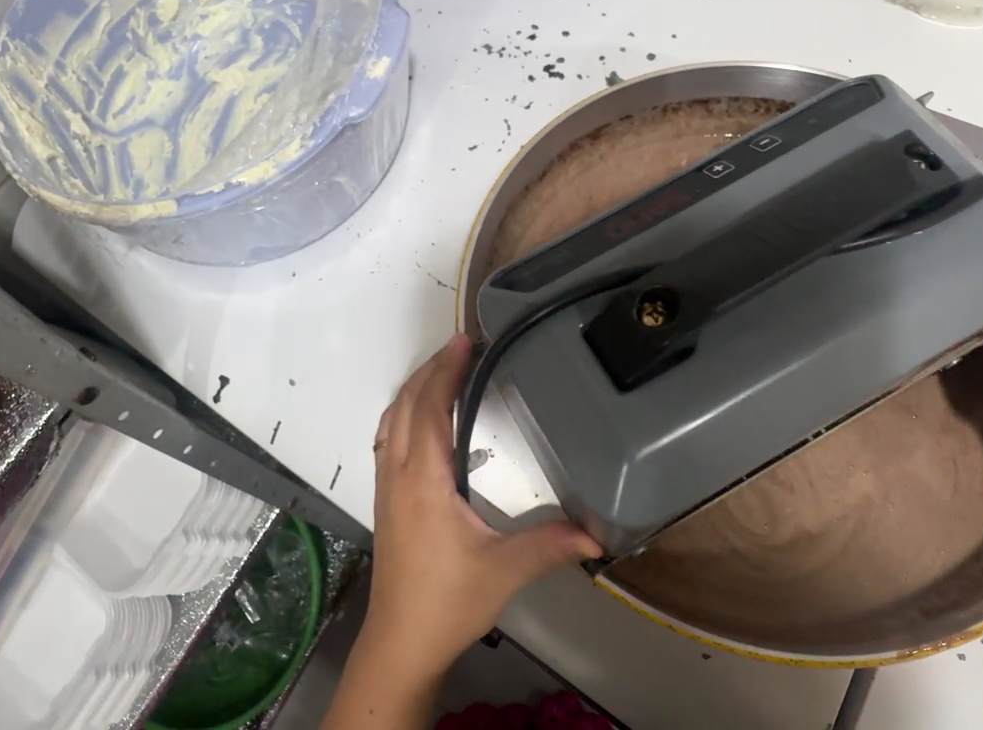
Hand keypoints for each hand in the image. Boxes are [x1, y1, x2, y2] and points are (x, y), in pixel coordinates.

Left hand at [365, 334, 601, 679]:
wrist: (400, 641)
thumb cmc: (447, 601)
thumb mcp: (503, 571)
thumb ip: (549, 545)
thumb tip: (597, 535)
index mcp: (423, 480)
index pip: (429, 408)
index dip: (445, 370)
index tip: (465, 341)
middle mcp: (398, 474)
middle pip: (405, 405)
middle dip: (430, 370)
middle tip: (461, 346)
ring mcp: (386, 486)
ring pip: (390, 420)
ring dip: (414, 389)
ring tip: (443, 370)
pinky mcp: (385, 500)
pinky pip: (388, 438)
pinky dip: (404, 413)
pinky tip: (423, 419)